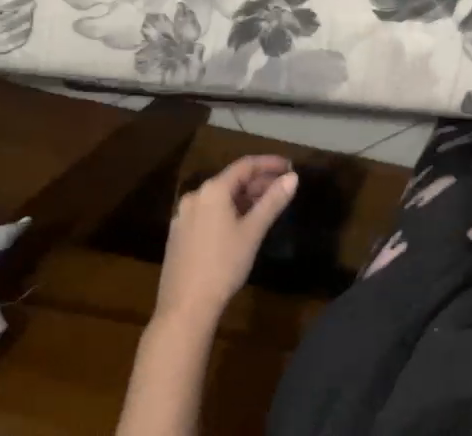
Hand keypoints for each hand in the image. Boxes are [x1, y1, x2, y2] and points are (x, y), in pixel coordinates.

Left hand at [155, 155, 297, 324]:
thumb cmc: (223, 265)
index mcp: (212, 191)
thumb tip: (293, 177)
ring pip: (219, 198)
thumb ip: (273, 201)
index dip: (269, 163)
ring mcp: (183, 216)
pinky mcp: (179, 235)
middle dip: (258, 183)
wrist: (185, 307)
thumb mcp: (253, 232)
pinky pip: (208, 212)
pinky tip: (240, 225)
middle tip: (282, 189)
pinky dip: (228, 211)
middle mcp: (194, 197)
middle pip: (231, 181)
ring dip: (244, 198)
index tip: (289, 166)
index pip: (245, 166)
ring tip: (266, 207)